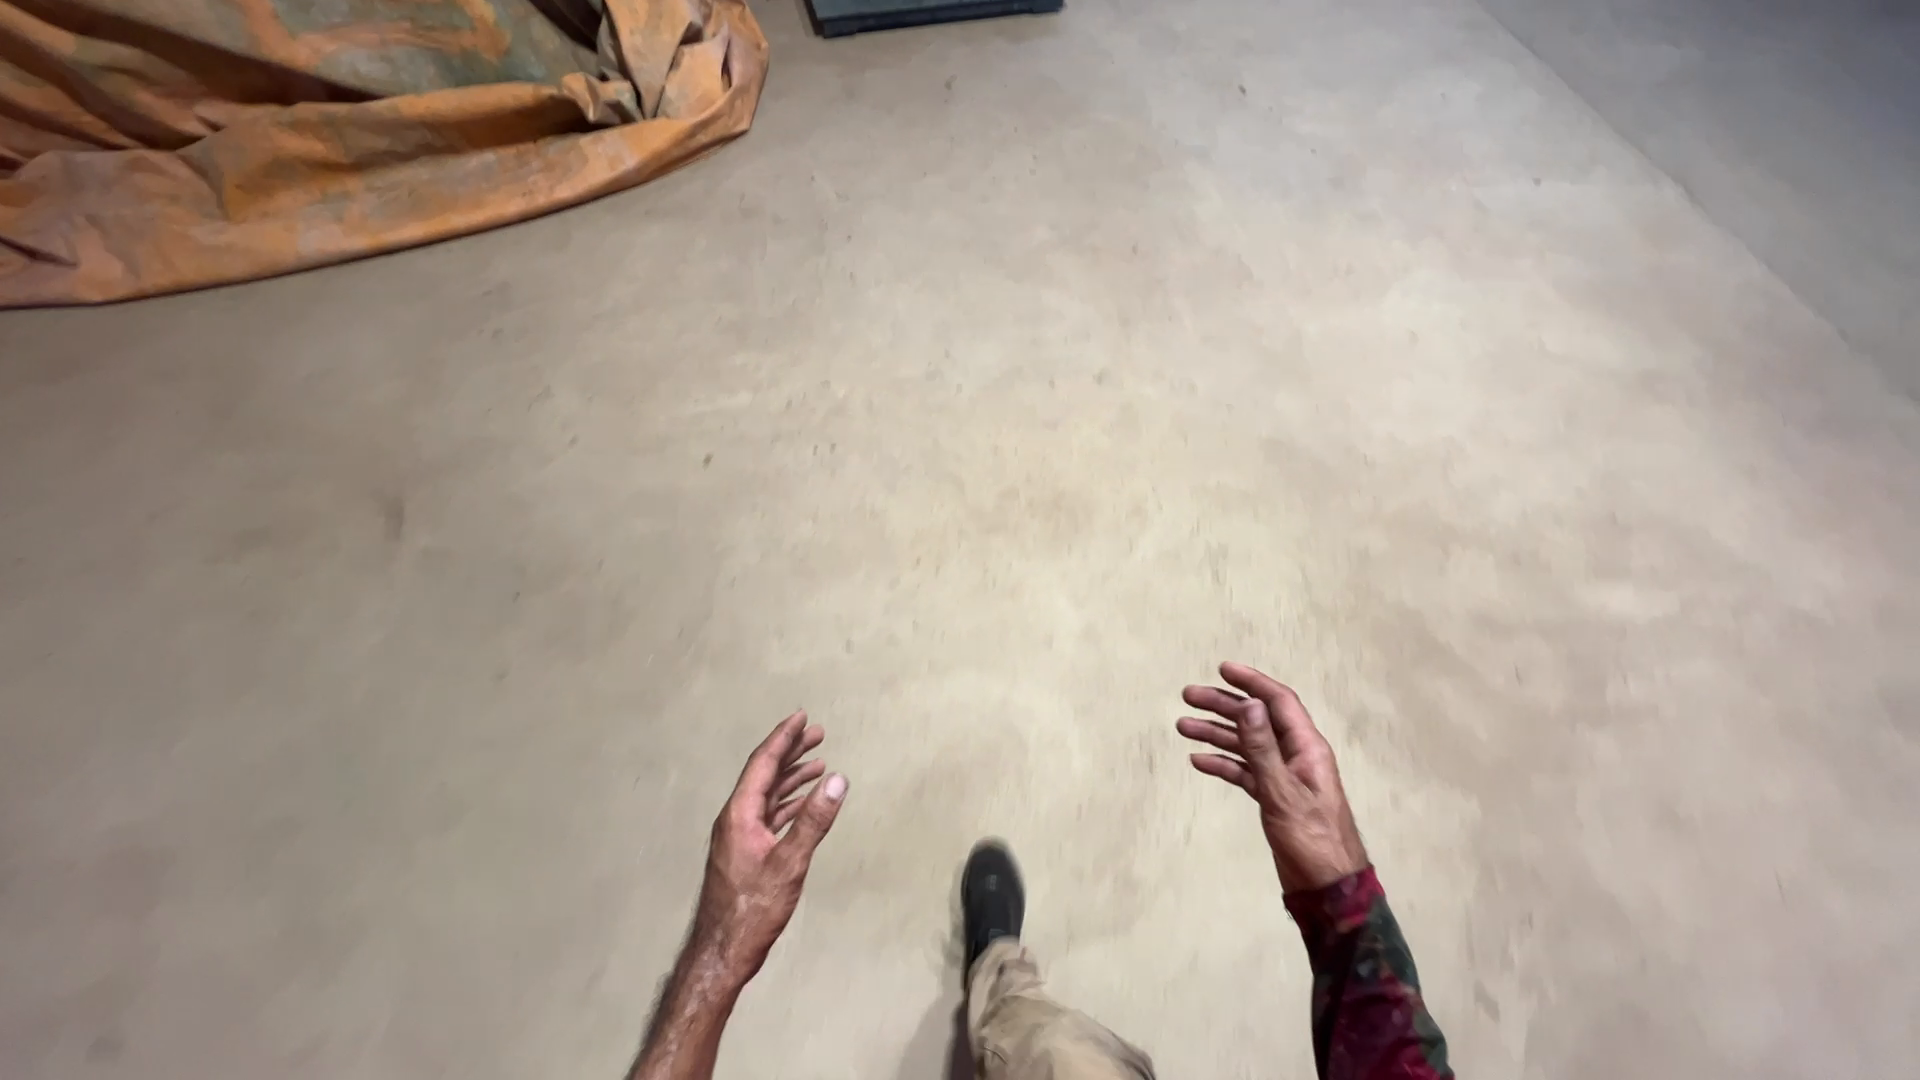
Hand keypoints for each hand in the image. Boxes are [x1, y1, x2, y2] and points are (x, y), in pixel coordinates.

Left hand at [689, 711, 847, 984]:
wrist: (722, 954)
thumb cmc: (753, 909)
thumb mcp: (789, 864)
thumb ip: (813, 821)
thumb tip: (837, 779)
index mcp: (738, 814)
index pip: (763, 763)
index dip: (783, 738)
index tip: (802, 717)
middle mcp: (735, 818)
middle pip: (764, 774)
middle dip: (790, 751)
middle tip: (818, 733)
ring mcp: (738, 836)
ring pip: (767, 795)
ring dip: (791, 777)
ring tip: (818, 762)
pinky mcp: (745, 852)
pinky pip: (768, 814)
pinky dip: (788, 802)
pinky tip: (805, 802)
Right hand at [1177, 662, 1368, 892]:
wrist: (1327, 888)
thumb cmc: (1311, 839)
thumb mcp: (1283, 792)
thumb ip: (1263, 748)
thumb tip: (1248, 704)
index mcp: (1307, 748)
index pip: (1278, 702)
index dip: (1251, 682)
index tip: (1222, 669)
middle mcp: (1295, 755)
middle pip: (1255, 720)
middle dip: (1222, 705)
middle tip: (1187, 697)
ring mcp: (1283, 776)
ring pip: (1245, 744)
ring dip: (1216, 733)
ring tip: (1182, 726)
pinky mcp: (1273, 796)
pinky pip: (1243, 770)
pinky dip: (1222, 764)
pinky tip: (1199, 761)